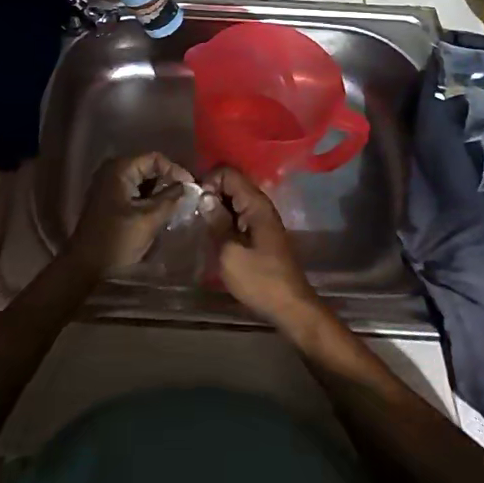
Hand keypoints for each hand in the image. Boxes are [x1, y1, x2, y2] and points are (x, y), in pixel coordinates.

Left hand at [62, 152, 197, 277]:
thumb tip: (189, 187)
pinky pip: (135, 191)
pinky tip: (164, 210)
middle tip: (190, 195)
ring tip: (181, 203)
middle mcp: (112, 170)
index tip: (193, 188)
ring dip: (161, 190)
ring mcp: (109, 184)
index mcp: (119, 169)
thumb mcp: (148, 219)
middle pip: (148, 167)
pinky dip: (150, 198)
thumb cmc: (117, 239)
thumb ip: (170, 199)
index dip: (175, 170)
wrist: (87, 265)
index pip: (154, 158)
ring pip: (143, 180)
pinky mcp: (110, 199)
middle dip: (169, 180)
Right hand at [205, 166, 321, 330]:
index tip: (195, 201)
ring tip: (198, 222)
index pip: (228, 173)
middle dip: (210, 192)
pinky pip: (238, 215)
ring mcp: (261, 220)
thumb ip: (216, 221)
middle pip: (230, 184)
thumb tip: (203, 196)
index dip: (208, 180)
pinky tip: (213, 234)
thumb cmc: (260, 280)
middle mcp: (260, 206)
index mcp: (255, 205)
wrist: (291, 309)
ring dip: (215, 207)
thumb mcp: (230, 252)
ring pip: (233, 200)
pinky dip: (223, 218)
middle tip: (192, 212)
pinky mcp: (260, 234)